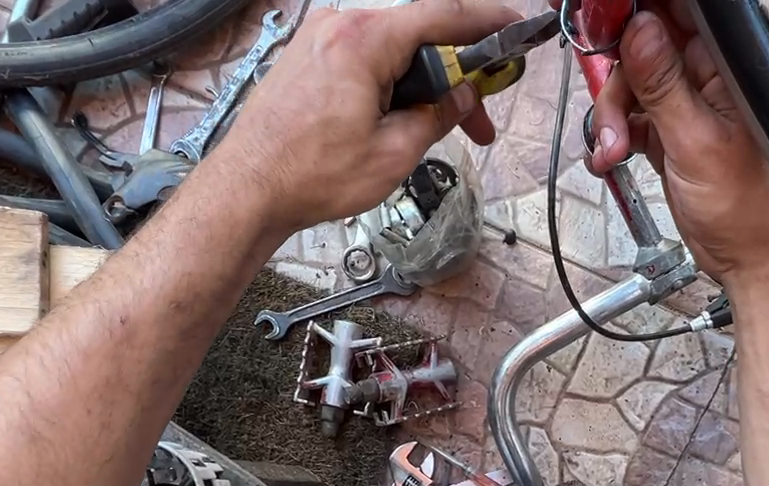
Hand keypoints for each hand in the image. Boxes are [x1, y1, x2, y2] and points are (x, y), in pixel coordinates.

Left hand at [217, 0, 520, 233]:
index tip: (516, 27)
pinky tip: (404, 120)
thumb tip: (464, 94)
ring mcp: (322, 40)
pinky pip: (368, 62)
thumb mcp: (394, 153)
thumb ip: (436, 115)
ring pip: (394, 53)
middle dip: (457, 80)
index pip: (442, 15)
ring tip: (441, 132)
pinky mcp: (311, 59)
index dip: (486, 21)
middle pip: (419, 38)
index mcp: (365, 40)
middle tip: (480, 124)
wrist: (252, 186)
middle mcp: (341, 26)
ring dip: (425, 89)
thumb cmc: (314, 173)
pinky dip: (395, 86)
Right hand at [585, 1, 768, 282]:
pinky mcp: (670, 136)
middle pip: (644, 47)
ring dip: (612, 118)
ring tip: (610, 154)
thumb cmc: (744, 209)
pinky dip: (615, 139)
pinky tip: (610, 160)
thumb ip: (664, 85)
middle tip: (609, 118)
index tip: (604, 21)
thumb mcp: (695, 143)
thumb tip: (640, 28)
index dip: (638, 14)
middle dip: (617, 80)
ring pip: (632, 86)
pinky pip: (632, 120)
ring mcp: (686, 108)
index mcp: (727, 66)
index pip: (680, 14)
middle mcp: (707, 79)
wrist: (746, 259)